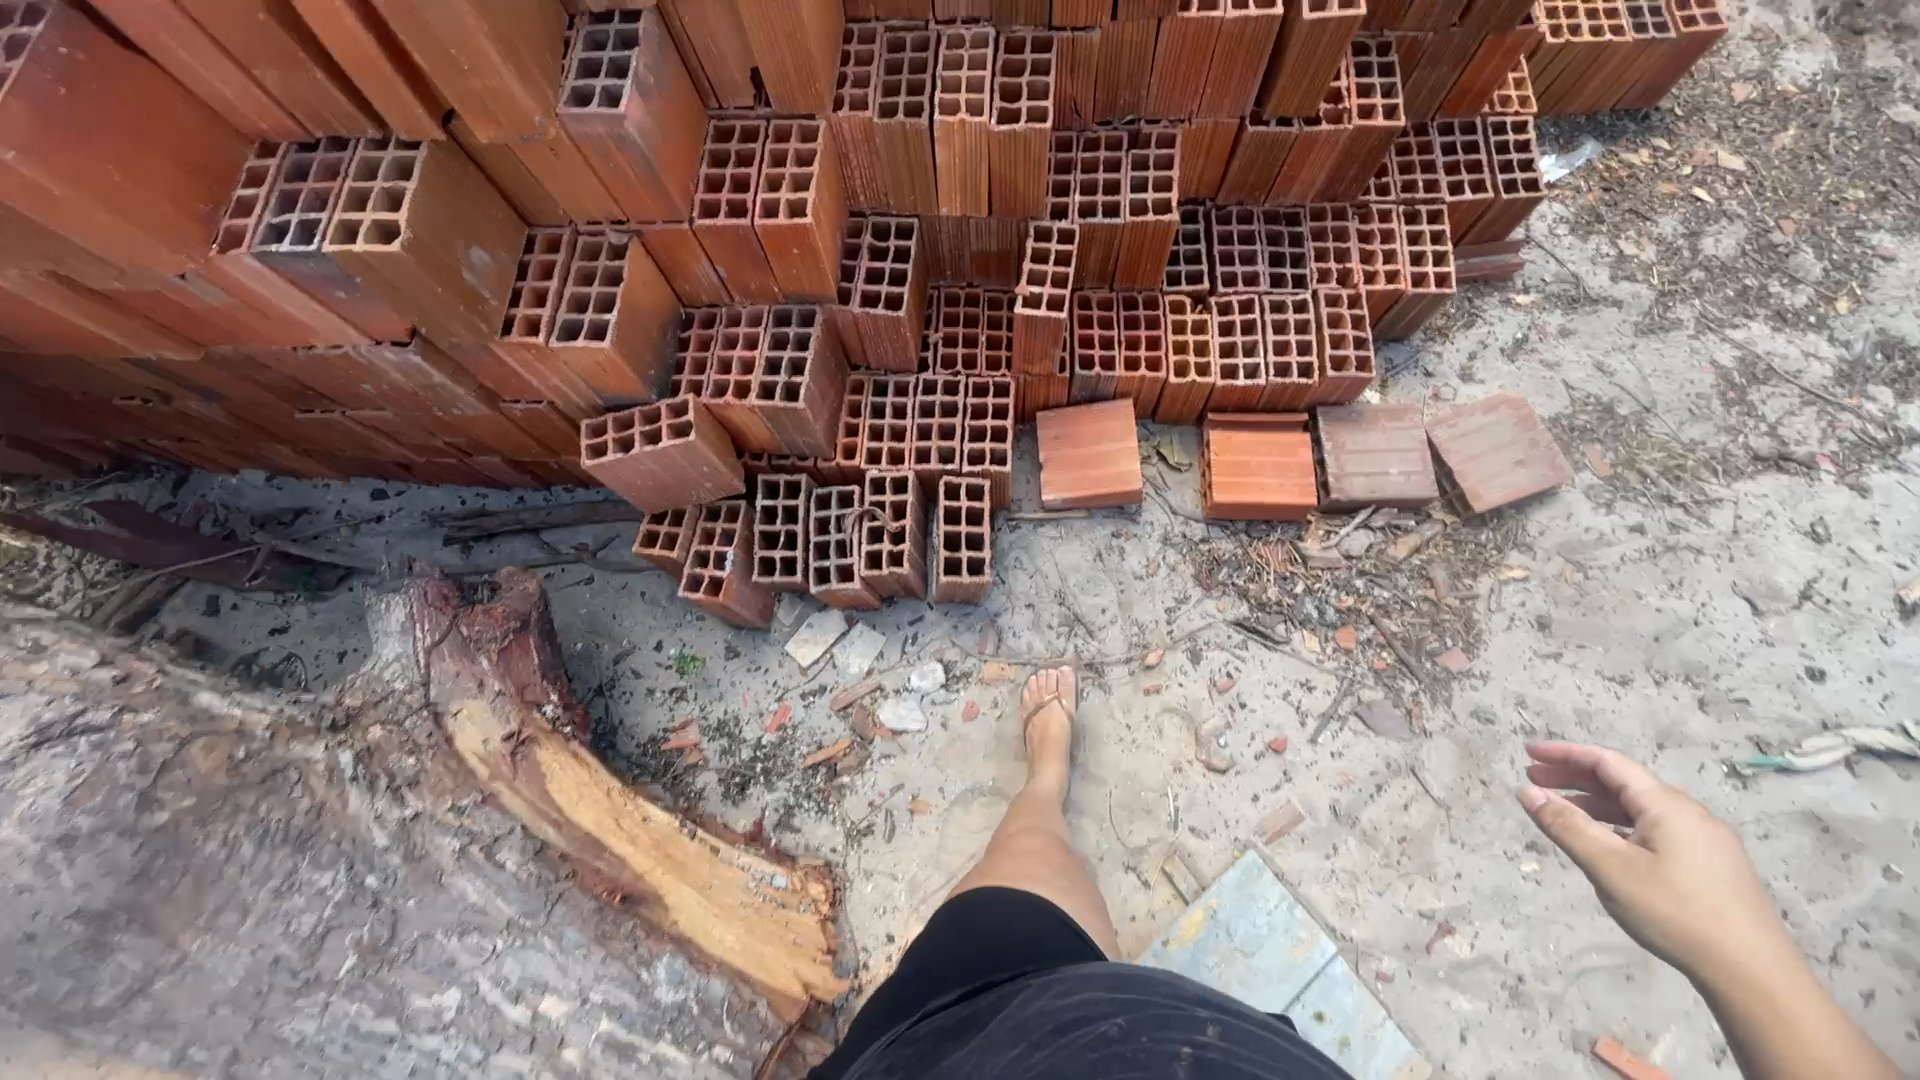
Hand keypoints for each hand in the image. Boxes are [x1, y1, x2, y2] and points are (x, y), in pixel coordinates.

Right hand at [1516, 741, 1788, 983]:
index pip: (1608, 763)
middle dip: (1574, 776)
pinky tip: (1603, 841)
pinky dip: (1616, 823)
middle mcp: (1689, 814)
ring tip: (1557, 810)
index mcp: (1667, 806)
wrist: (1755, 975)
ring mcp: (1703, 840)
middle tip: (1532, 780)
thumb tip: (1528, 792)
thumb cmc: (1676, 913)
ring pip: (1638, 807)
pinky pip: (1652, 828)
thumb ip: (1567, 826)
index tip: (1527, 752)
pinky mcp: (1708, 864)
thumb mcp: (1610, 868)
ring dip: (1593, 802)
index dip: (1565, 753)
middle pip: (1623, 782)